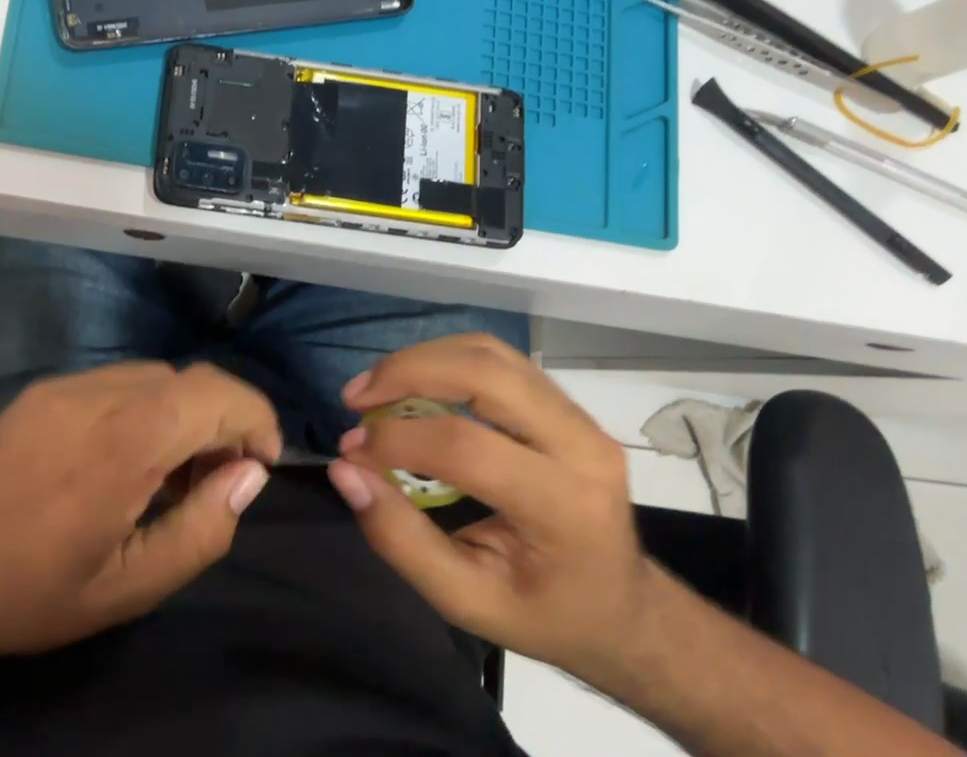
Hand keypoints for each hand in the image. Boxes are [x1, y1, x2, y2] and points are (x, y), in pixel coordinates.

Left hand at [0, 361, 280, 674]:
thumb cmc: (35, 590)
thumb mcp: (133, 585)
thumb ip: (204, 527)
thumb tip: (248, 474)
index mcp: (125, 441)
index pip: (217, 392)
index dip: (256, 417)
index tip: (260, 464)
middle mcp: (97, 394)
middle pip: (189, 378)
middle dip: (222, 419)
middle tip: (216, 480)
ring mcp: (63, 386)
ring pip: (154, 376)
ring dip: (182, 413)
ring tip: (170, 475)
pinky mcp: (42, 391)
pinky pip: (115, 383)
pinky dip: (144, 409)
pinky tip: (126, 459)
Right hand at [326, 334, 652, 676]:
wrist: (621, 609)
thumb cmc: (542, 613)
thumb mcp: (465, 601)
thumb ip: (401, 540)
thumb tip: (345, 471)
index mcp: (561, 505)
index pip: (466, 447)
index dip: (396, 441)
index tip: (351, 452)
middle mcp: (580, 447)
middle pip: (485, 374)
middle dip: (406, 373)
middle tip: (354, 399)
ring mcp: (579, 418)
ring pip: (490, 353)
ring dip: (421, 359)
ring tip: (374, 386)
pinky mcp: (566, 405)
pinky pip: (498, 359)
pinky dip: (443, 360)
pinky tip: (410, 384)